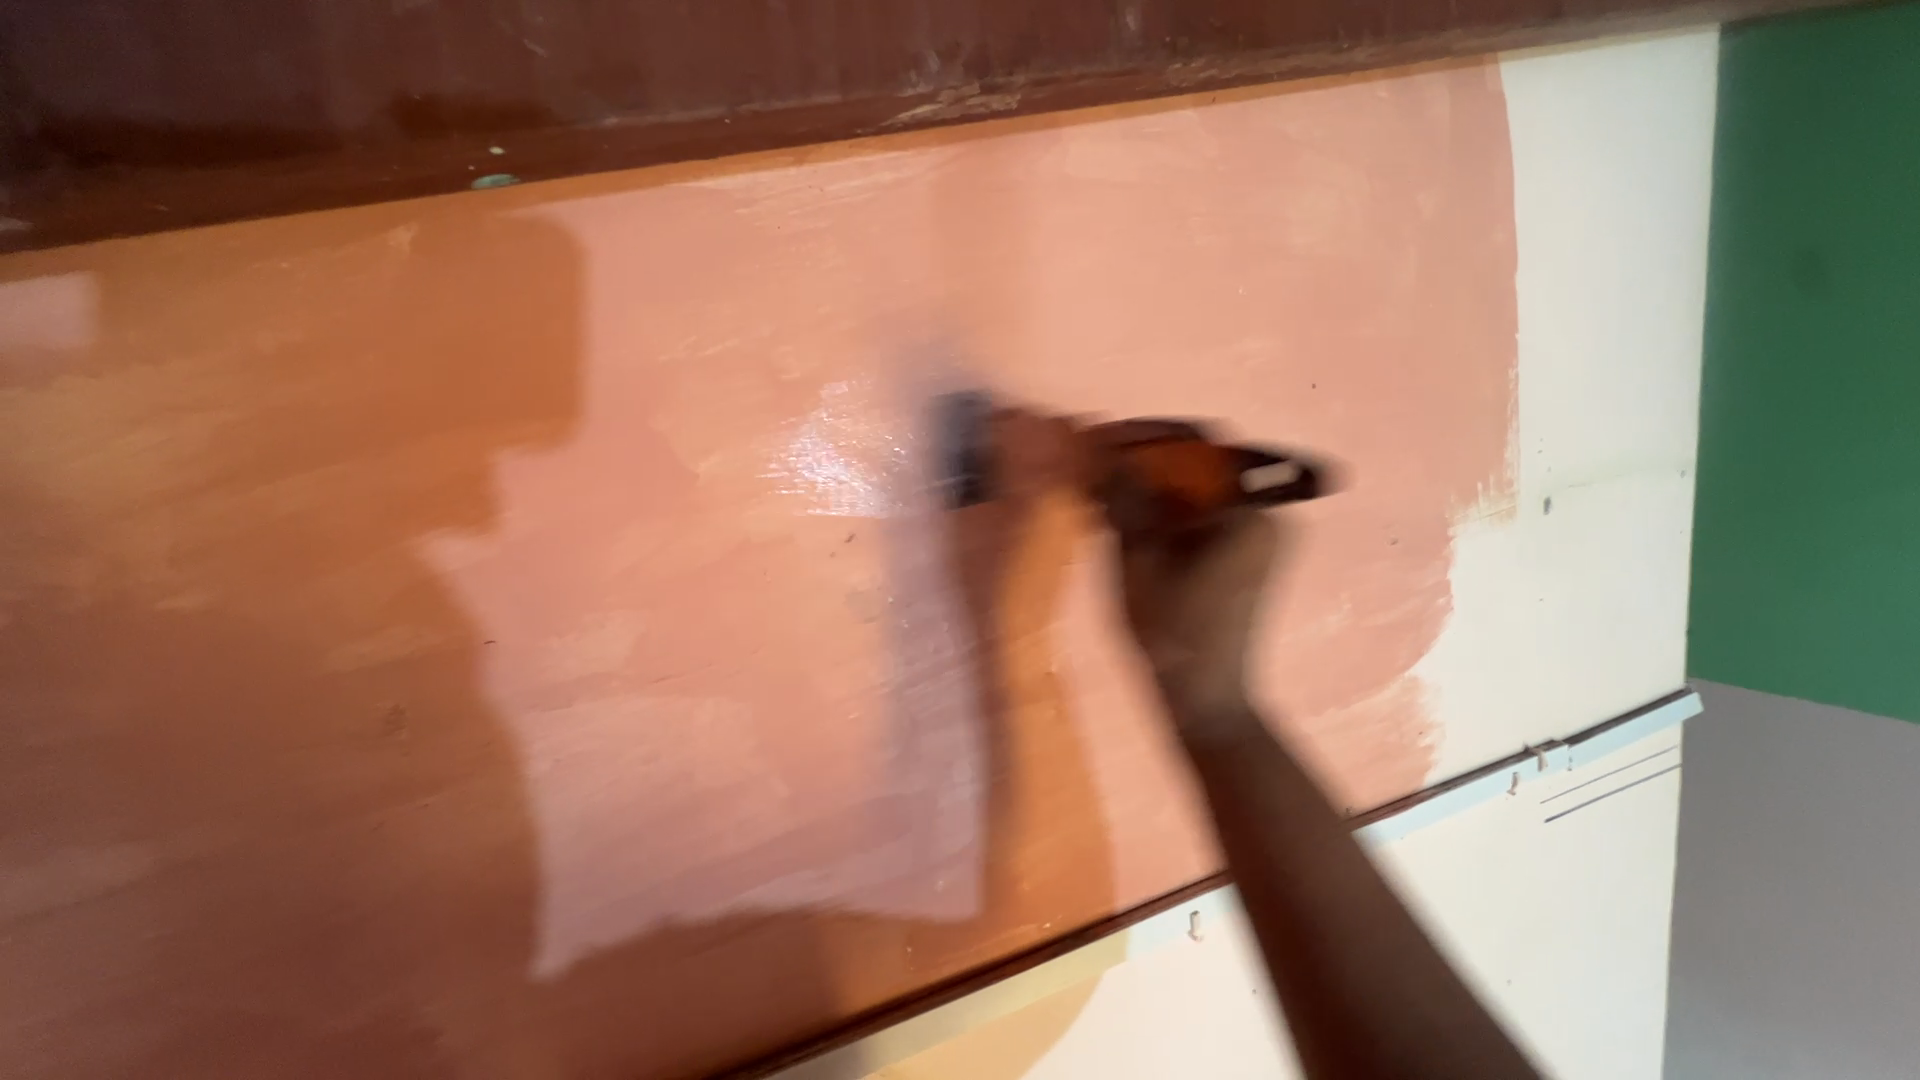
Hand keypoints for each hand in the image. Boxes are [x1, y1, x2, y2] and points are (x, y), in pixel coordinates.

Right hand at [1084, 419, 1286, 732]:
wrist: (1206, 701)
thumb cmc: (1174, 633)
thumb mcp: (1141, 561)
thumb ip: (1126, 499)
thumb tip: (1101, 450)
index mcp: (1249, 512)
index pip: (1198, 447)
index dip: (1146, 435)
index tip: (1101, 438)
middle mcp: (1264, 515)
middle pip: (1200, 465)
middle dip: (1146, 458)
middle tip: (1096, 462)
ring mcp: (1257, 537)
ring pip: (1198, 489)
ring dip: (1152, 484)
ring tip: (1103, 487)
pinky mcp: (1243, 556)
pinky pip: (1202, 515)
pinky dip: (1165, 510)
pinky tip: (1127, 516)